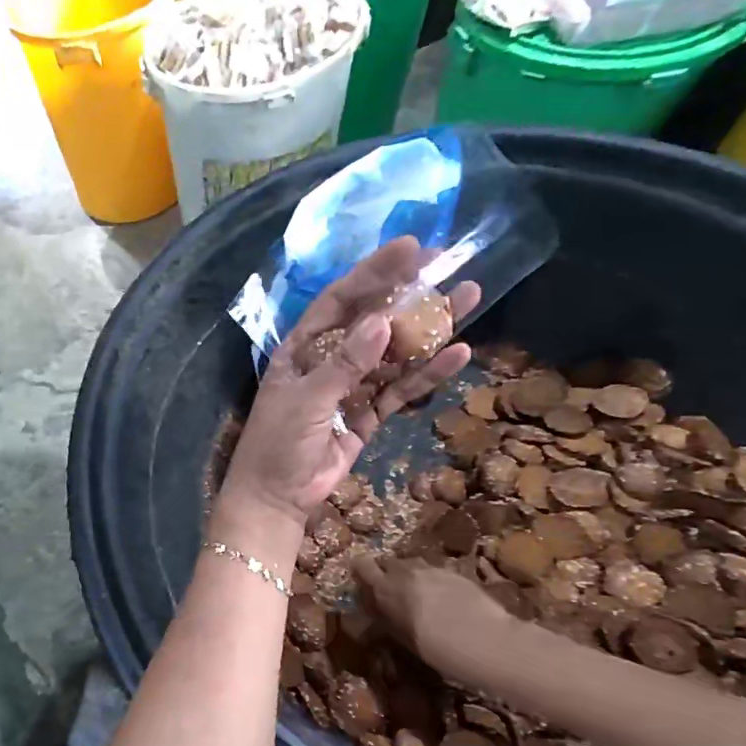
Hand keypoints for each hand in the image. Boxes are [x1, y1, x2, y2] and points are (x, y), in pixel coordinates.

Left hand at [218, 236, 478, 527]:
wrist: (276, 498)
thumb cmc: (277, 444)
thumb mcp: (307, 401)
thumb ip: (345, 365)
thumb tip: (382, 322)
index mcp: (301, 349)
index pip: (339, 301)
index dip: (373, 273)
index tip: (410, 247)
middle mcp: (327, 361)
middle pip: (372, 320)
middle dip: (408, 294)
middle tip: (449, 264)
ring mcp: (350, 387)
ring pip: (393, 353)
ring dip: (428, 329)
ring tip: (469, 299)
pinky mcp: (367, 415)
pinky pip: (400, 390)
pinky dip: (426, 374)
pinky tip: (458, 354)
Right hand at [354, 556, 520, 664]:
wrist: (489, 642)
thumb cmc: (439, 648)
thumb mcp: (405, 640)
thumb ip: (387, 622)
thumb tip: (373, 619)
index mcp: (386, 588)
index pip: (362, 565)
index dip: (360, 570)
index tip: (362, 582)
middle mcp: (406, 572)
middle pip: (388, 561)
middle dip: (386, 572)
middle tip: (391, 592)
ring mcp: (432, 569)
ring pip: (412, 564)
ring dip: (410, 575)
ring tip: (418, 596)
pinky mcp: (456, 573)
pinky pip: (434, 571)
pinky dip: (432, 581)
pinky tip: (443, 600)